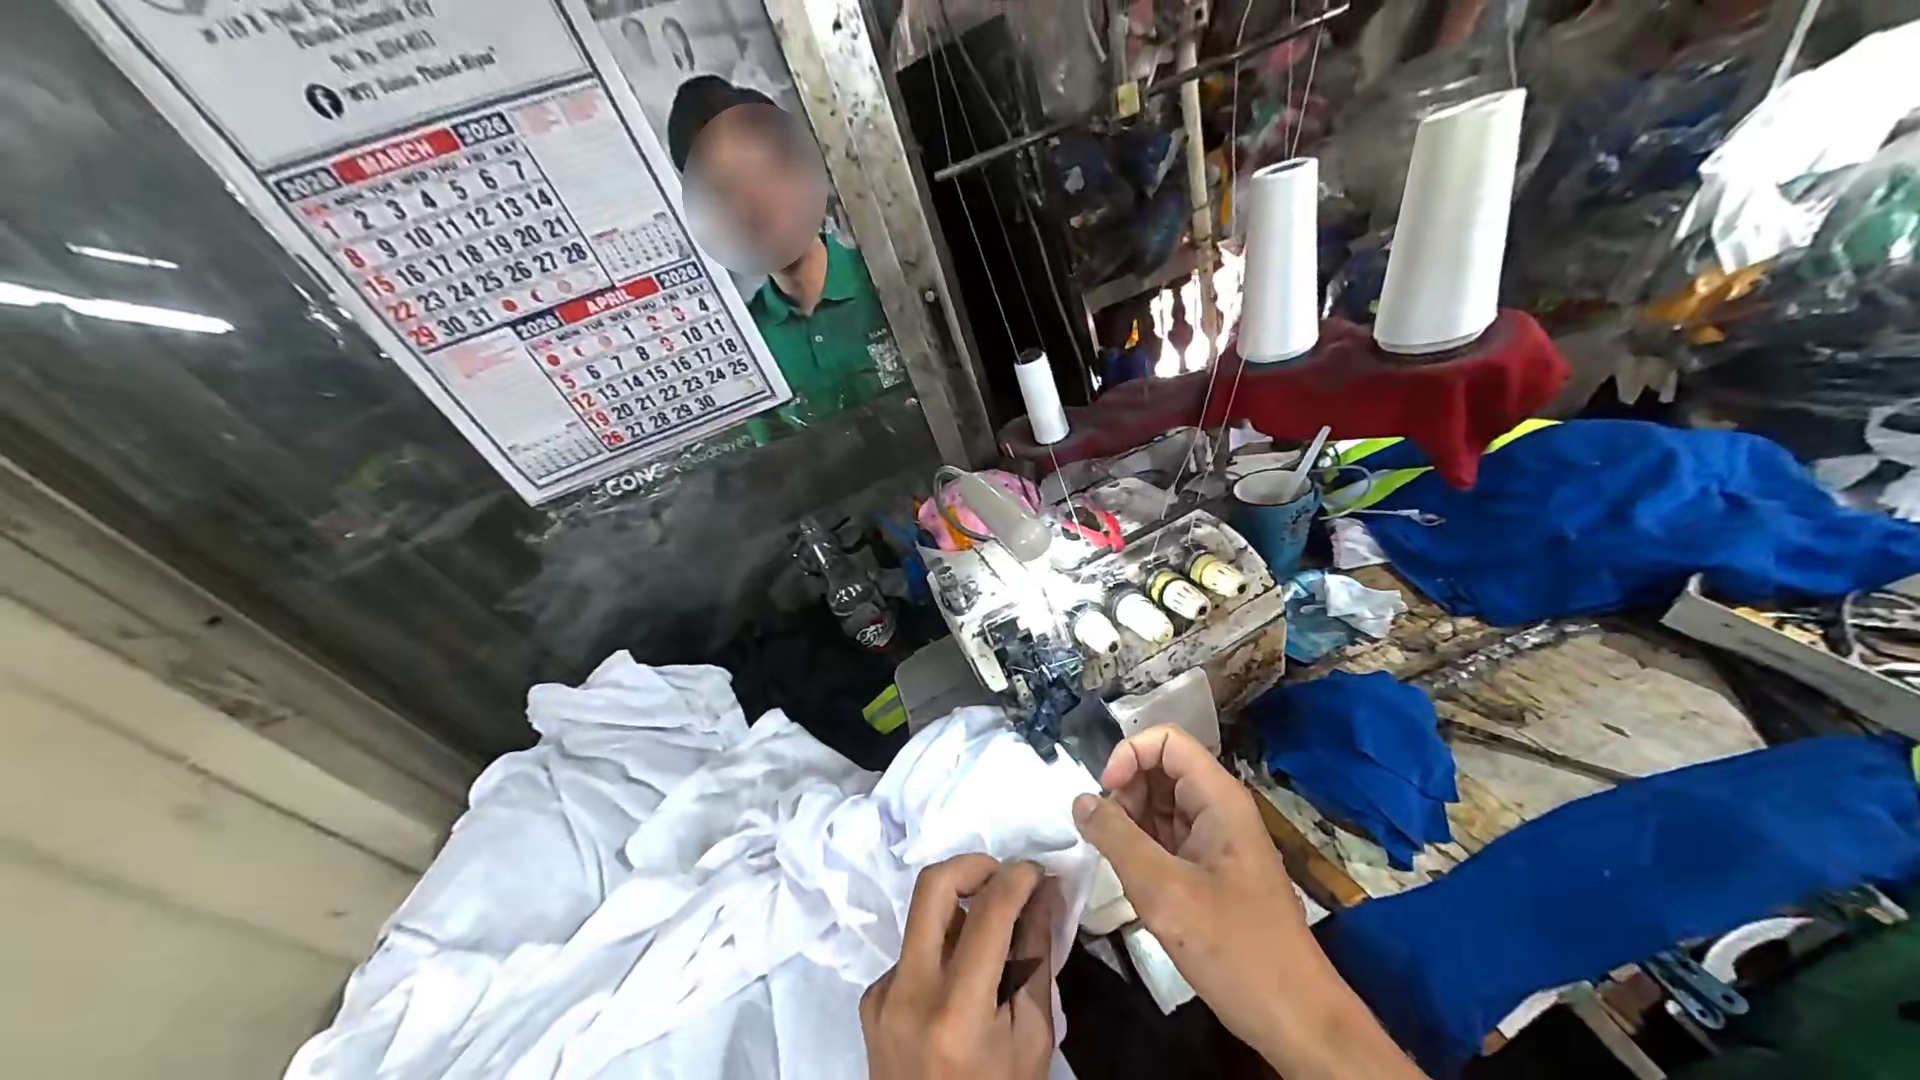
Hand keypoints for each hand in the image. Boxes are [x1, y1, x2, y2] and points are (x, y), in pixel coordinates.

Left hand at [861, 855, 1057, 1079]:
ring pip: (920, 913)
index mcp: (956, 1013)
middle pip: (931, 886)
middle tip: (1004, 875)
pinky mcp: (870, 997)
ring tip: (991, 929)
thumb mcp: (1033, 1038)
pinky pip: (913, 949)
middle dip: (972, 864)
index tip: (1037, 869)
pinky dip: (943, 945)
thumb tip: (1044, 891)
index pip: (988, 913)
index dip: (1017, 878)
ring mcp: (881, 993)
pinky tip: (961, 978)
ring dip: (959, 904)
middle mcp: (908, 992)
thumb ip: (1035, 957)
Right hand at [1072, 725, 1427, 1079]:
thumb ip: (1116, 838)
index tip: (1104, 792)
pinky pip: (1165, 836)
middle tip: (1107, 835)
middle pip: (1159, 769)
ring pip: (1158, 803)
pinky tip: (1132, 876)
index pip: (1166, 741)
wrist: (1296, 1020)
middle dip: (1124, 790)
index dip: (1129, 754)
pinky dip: (1141, 845)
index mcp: (1218, 798)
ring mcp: (1214, 838)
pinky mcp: (1208, 867)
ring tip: (1117, 860)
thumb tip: (1080, 800)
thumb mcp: (1164, 891)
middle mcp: (1217, 807)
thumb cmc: (1235, 948)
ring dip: (1129, 821)